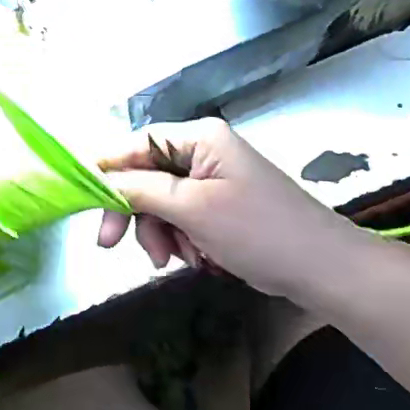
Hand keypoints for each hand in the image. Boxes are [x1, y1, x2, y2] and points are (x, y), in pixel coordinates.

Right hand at [97, 117, 369, 296]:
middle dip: (135, 212)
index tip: (84, 200)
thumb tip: (98, 178)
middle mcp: (204, 152)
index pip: (136, 144)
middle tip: (111, 246)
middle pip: (145, 176)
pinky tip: (198, 261)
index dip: (107, 170)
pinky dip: (181, 241)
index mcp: (199, 138)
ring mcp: (214, 180)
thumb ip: (140, 190)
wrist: (325, 271)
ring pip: (160, 202)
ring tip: (178, 260)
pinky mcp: (221, 207)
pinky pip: (182, 218)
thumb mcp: (192, 209)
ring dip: (160, 233)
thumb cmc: (258, 231)